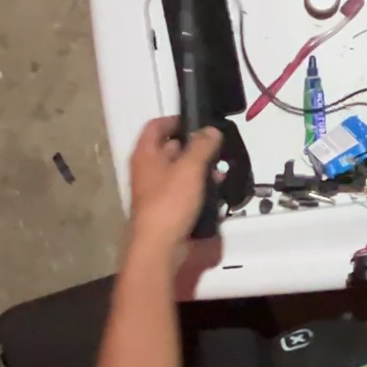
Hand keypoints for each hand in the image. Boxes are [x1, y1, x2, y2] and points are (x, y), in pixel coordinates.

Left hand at [124, 118, 221, 255]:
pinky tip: (216, 192)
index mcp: (145, 155)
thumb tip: (211, 130)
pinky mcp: (167, 209)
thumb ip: (202, 146)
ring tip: (221, 170)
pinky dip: (199, 189)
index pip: (156, 126)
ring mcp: (156, 191)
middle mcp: (147, 170)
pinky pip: (185, 191)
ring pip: (180, 171)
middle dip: (194, 146)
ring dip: (200, 169)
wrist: (159, 247)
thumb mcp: (189, 168)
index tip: (198, 122)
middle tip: (217, 147)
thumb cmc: (170, 202)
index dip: (175, 120)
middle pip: (170, 149)